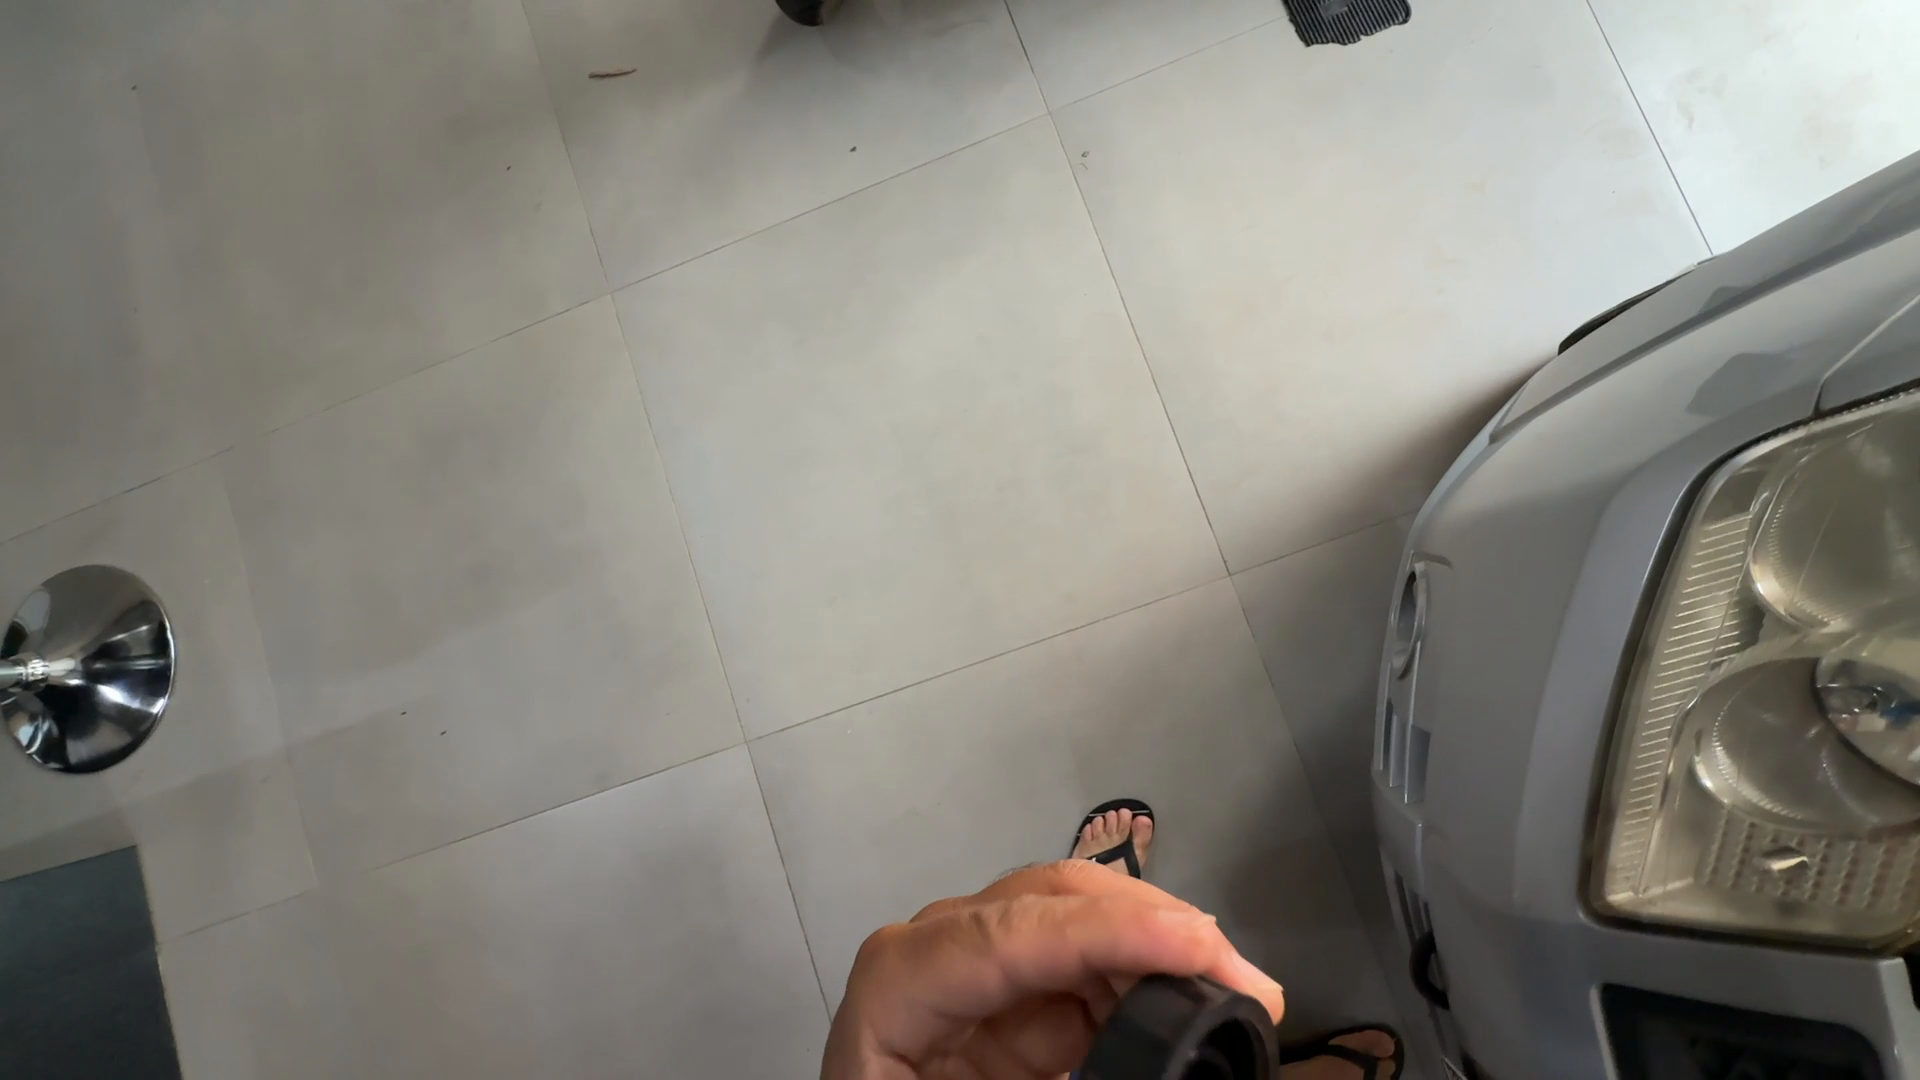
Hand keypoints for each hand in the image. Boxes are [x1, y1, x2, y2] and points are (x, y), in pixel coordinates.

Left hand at [823, 859, 1285, 1078]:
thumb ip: (1071, 1076)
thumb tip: (1166, 1059)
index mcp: (902, 978)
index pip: (1009, 933)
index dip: (1109, 931)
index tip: (1200, 947)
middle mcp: (939, 942)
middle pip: (1051, 901)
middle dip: (1151, 926)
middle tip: (1245, 982)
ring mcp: (977, 958)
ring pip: (1078, 919)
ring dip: (1157, 950)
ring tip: (1232, 994)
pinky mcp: (1009, 986)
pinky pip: (1084, 967)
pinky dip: (1141, 981)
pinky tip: (1186, 1004)